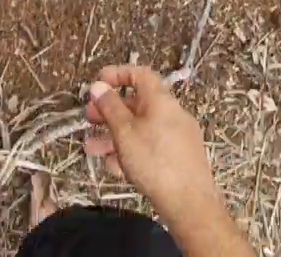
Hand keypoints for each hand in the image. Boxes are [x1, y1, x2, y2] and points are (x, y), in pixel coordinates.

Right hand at [83, 66, 220, 227]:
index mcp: (161, 100)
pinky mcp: (180, 160)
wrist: (191, 206)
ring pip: (140, 130)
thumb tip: (98, 85)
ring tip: (92, 149)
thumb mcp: (124, 131)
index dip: (117, 74)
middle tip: (89, 118)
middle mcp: (172, 114)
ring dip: (114, 136)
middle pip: (137, 104)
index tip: (98, 83)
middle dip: (109, 111)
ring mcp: (178, 138)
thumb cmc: (153, 160)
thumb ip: (109, 106)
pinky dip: (131, 152)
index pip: (139, 74)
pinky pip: (150, 147)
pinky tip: (114, 167)